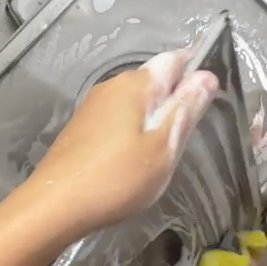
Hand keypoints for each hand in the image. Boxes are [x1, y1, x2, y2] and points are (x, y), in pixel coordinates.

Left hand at [11, 48, 217, 237]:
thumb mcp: (163, 147)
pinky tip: (135, 159)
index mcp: (136, 84)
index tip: (211, 99)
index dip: (198, 73)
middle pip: (155, 80)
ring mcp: (93, 106)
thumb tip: (207, 76)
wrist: (55, 206)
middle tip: (191, 134)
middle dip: (176, 99)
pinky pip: (118, 118)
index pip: (176, 59)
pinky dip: (133, 131)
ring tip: (165, 151)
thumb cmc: (117, 178)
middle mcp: (112, 86)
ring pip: (136, 101)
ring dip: (154, 118)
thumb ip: (185, 110)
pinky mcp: (82, 128)